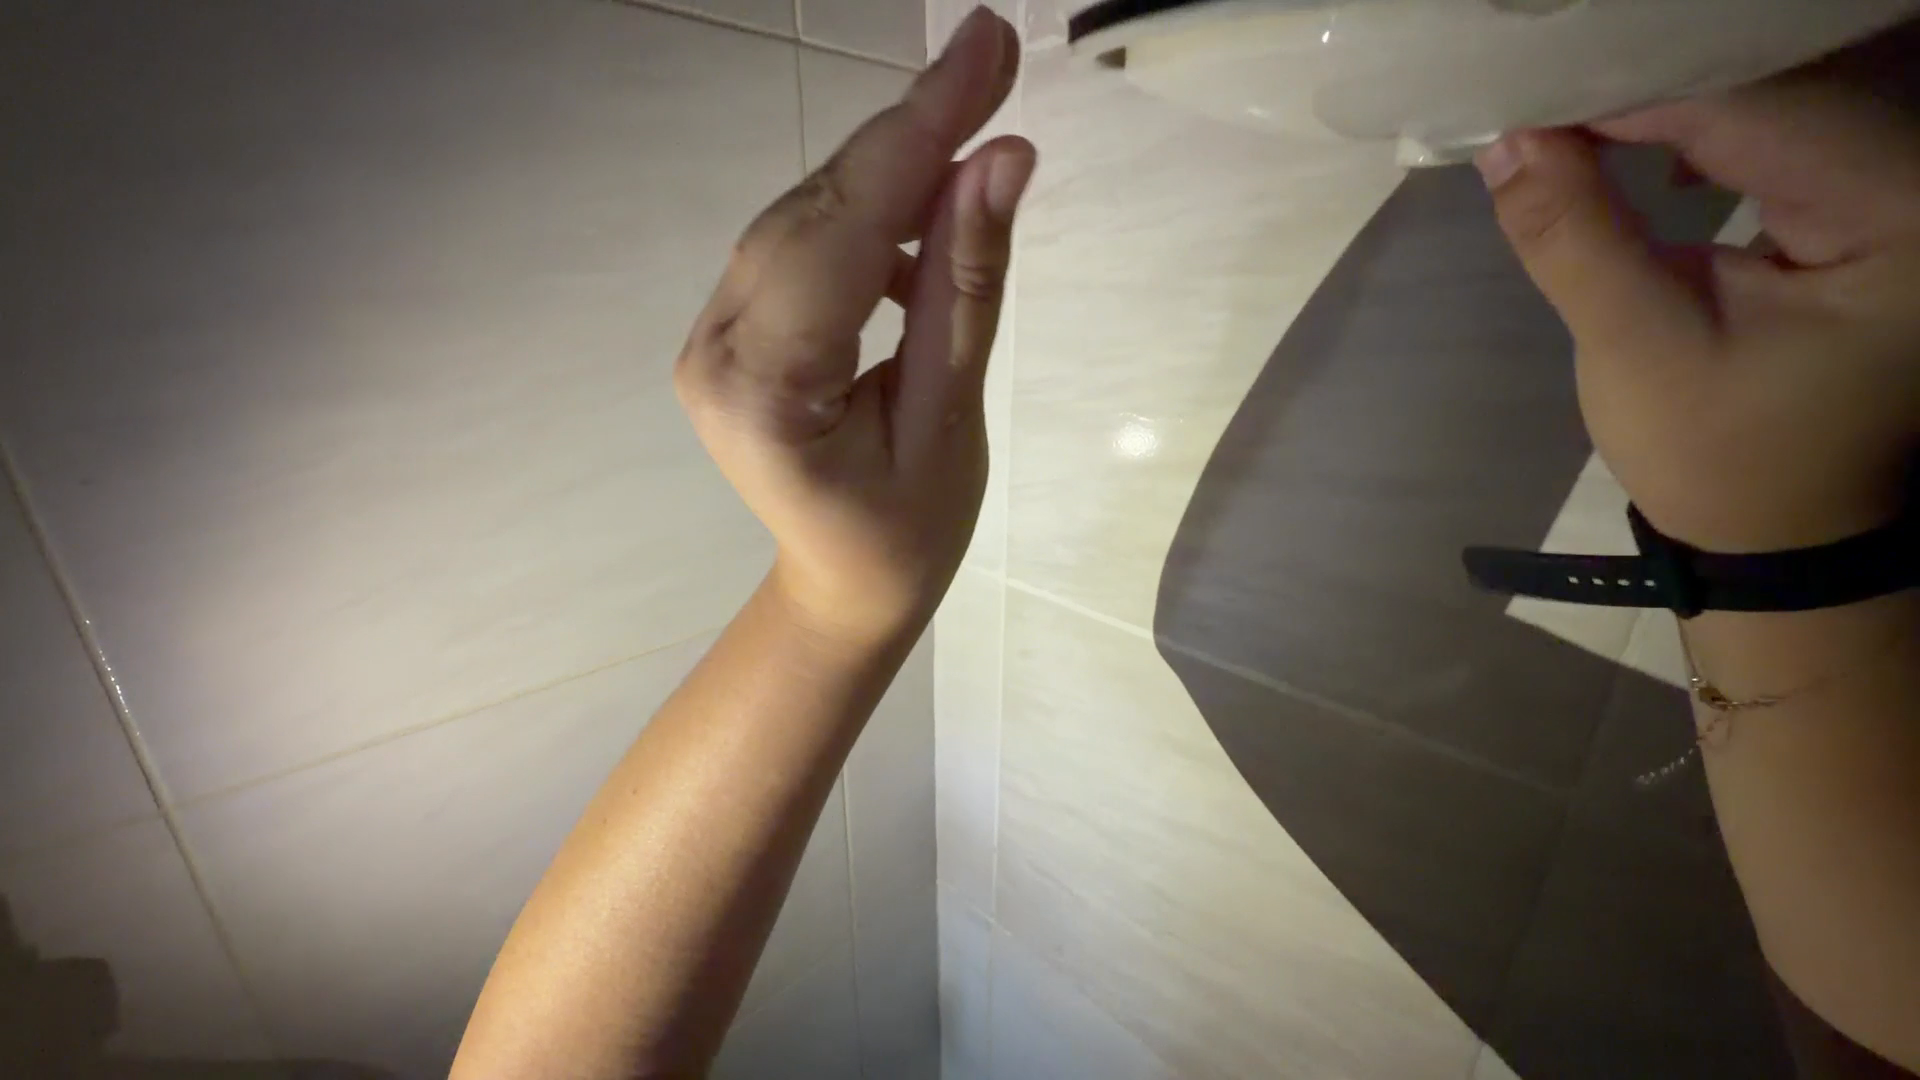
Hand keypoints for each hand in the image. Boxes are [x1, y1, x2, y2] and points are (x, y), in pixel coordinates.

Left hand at [675, 8, 1033, 644]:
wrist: (845, 587)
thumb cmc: (908, 534)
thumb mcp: (949, 422)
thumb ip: (963, 291)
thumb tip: (1000, 164)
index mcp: (765, 388)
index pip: (843, 230)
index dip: (919, 133)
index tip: (987, 48)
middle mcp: (717, 349)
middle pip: (812, 211)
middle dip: (906, 135)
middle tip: (989, 60)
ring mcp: (712, 340)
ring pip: (802, 221)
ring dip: (886, 174)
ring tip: (968, 142)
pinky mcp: (731, 335)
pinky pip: (798, 252)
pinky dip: (861, 221)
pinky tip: (916, 228)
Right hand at [1478, 77, 1919, 552]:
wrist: (1778, 517)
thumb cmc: (1714, 449)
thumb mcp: (1634, 347)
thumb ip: (1573, 240)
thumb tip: (1505, 146)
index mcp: (1908, 209)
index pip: (1761, 110)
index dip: (1639, 96)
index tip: (1532, 106)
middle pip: (1786, 84)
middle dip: (1655, 92)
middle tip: (1545, 110)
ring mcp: (1911, 183)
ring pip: (1785, 97)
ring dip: (1673, 106)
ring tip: (1577, 125)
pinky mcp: (1878, 198)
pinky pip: (1789, 129)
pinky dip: (1703, 131)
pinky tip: (1649, 146)